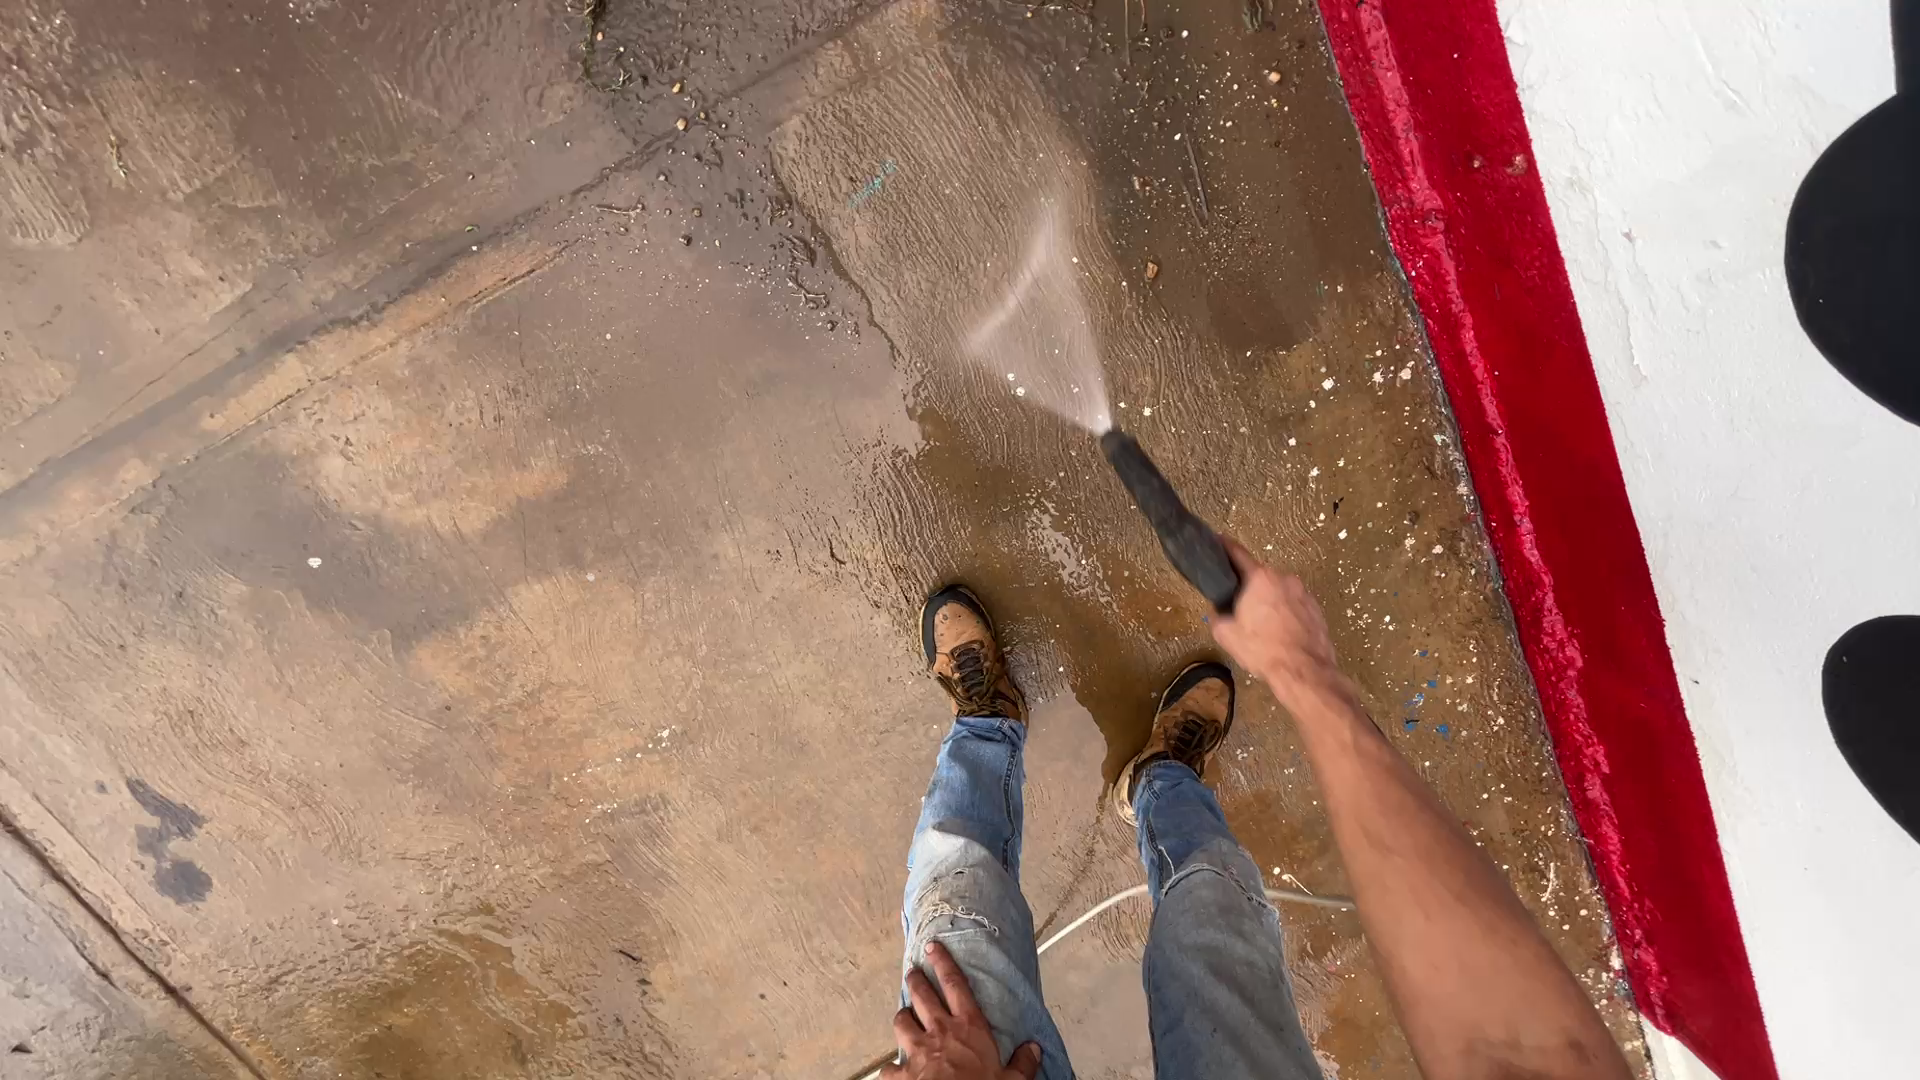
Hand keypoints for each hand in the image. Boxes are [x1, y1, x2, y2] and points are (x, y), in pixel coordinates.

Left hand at [882, 940, 1041, 1079]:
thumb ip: (1023, 1064)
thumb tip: (1035, 1048)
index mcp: (969, 1027)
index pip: (955, 984)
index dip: (942, 962)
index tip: (932, 946)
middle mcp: (940, 1031)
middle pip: (922, 995)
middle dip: (916, 981)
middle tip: (913, 973)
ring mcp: (918, 1052)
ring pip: (902, 1021)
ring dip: (902, 1018)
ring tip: (903, 1016)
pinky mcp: (902, 1076)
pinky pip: (888, 1067)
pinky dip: (890, 1068)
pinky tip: (892, 1070)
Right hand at [1210, 538, 1349, 710]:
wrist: (1304, 672)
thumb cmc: (1263, 649)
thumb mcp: (1226, 634)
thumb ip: (1218, 616)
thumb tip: (1219, 611)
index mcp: (1259, 578)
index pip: (1238, 554)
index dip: (1225, 547)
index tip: (1218, 540)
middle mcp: (1284, 579)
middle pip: (1259, 576)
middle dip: (1249, 588)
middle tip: (1239, 608)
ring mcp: (1304, 593)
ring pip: (1278, 592)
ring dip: (1269, 602)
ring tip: (1262, 627)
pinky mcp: (1317, 609)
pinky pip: (1294, 605)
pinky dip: (1286, 614)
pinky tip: (1280, 633)